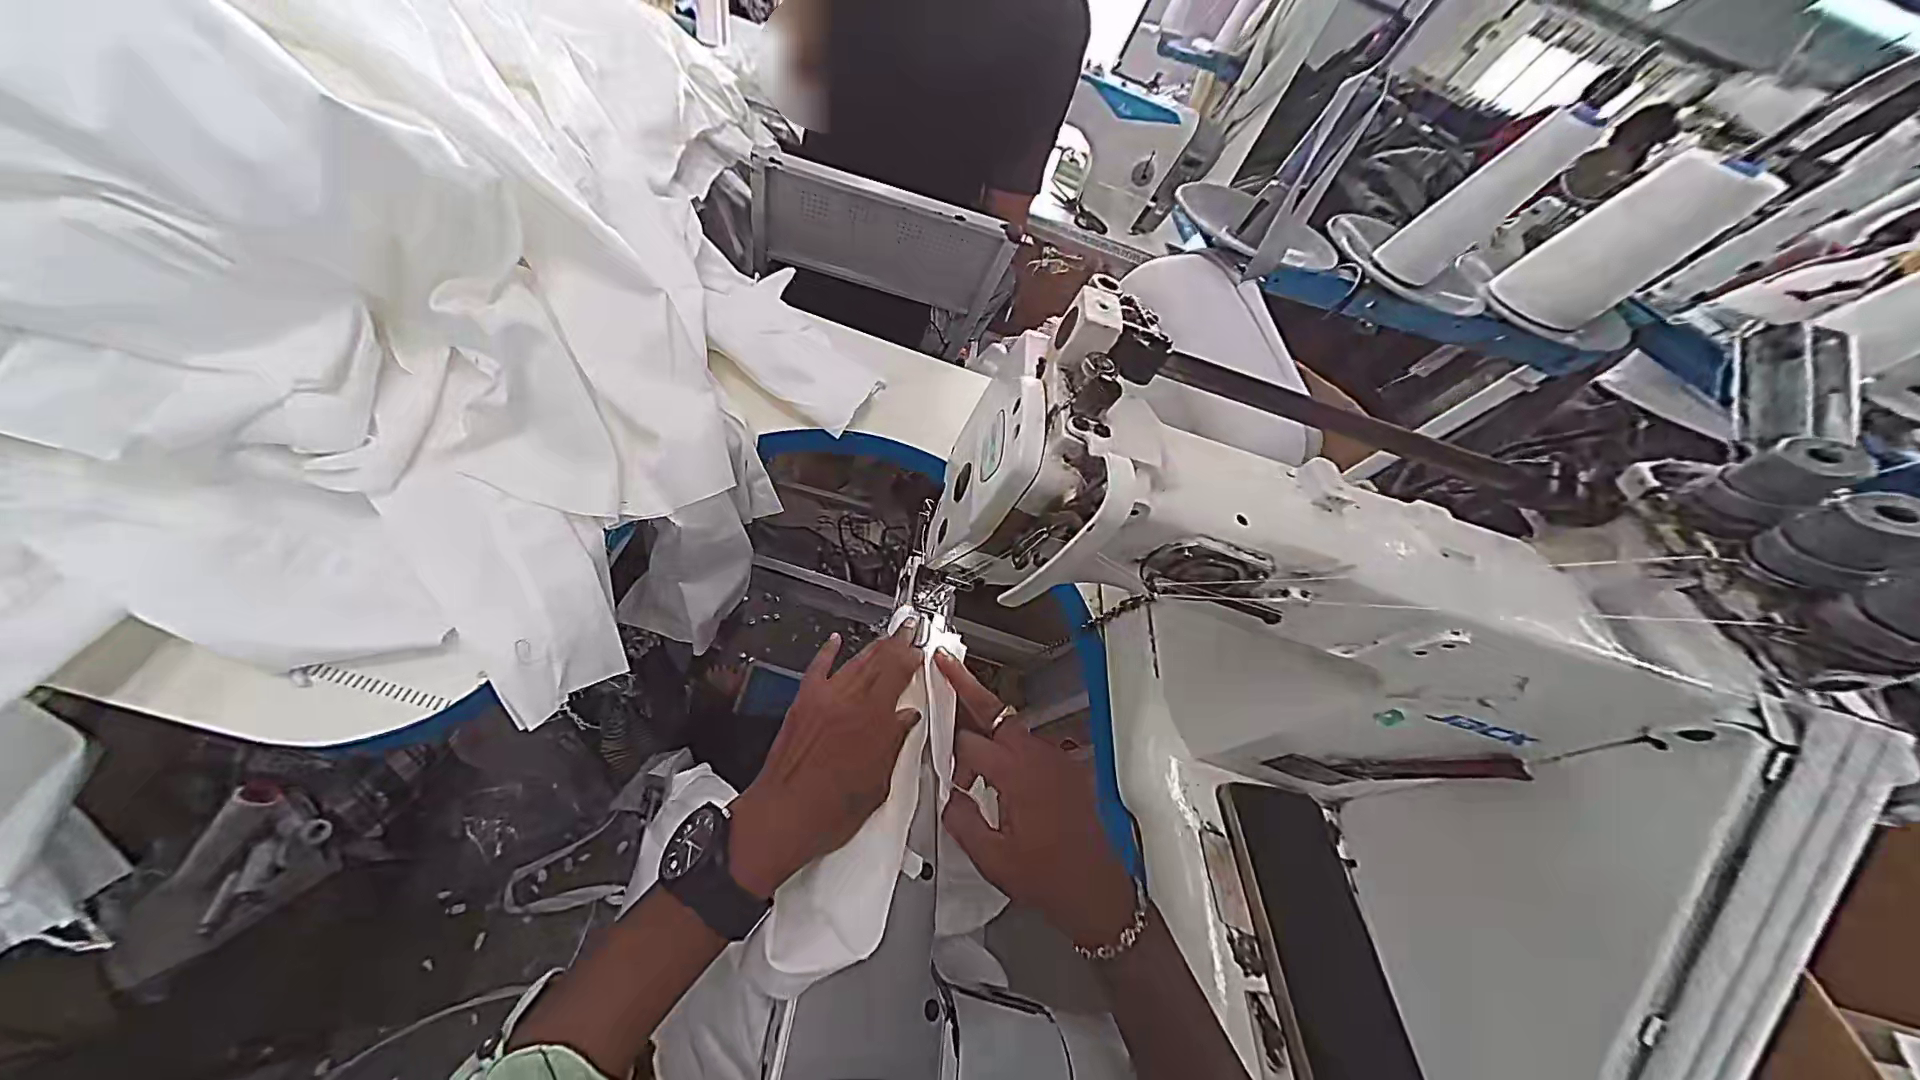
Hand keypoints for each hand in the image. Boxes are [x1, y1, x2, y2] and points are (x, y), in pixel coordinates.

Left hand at [728, 623, 922, 898]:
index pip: (898, 674)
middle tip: (908, 632)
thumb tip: (906, 722)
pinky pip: (817, 669)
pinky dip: (827, 652)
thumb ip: (893, 745)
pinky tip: (834, 642)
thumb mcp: (877, 785)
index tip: (920, 651)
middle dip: (897, 643)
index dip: (911, 658)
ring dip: (873, 647)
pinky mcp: (802, 705)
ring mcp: (823, 701)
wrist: (780, 818)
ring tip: (886, 638)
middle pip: (878, 661)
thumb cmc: (826, 812)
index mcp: (872, 721)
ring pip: (853, 663)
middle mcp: (848, 703)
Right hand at [935, 652, 1136, 949]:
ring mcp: (1055, 759)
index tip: (936, 762)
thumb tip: (949, 796)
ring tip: (962, 713)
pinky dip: (1007, 742)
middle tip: (945, 665)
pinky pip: (1029, 743)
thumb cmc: (1053, 879)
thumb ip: (962, 820)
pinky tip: (996, 762)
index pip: (968, 743)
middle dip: (965, 687)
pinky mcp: (1065, 768)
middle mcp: (1038, 756)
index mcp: (1017, 773)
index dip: (947, 753)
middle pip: (993, 711)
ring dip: (985, 721)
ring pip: (1011, 726)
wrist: (1100, 892)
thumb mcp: (993, 858)